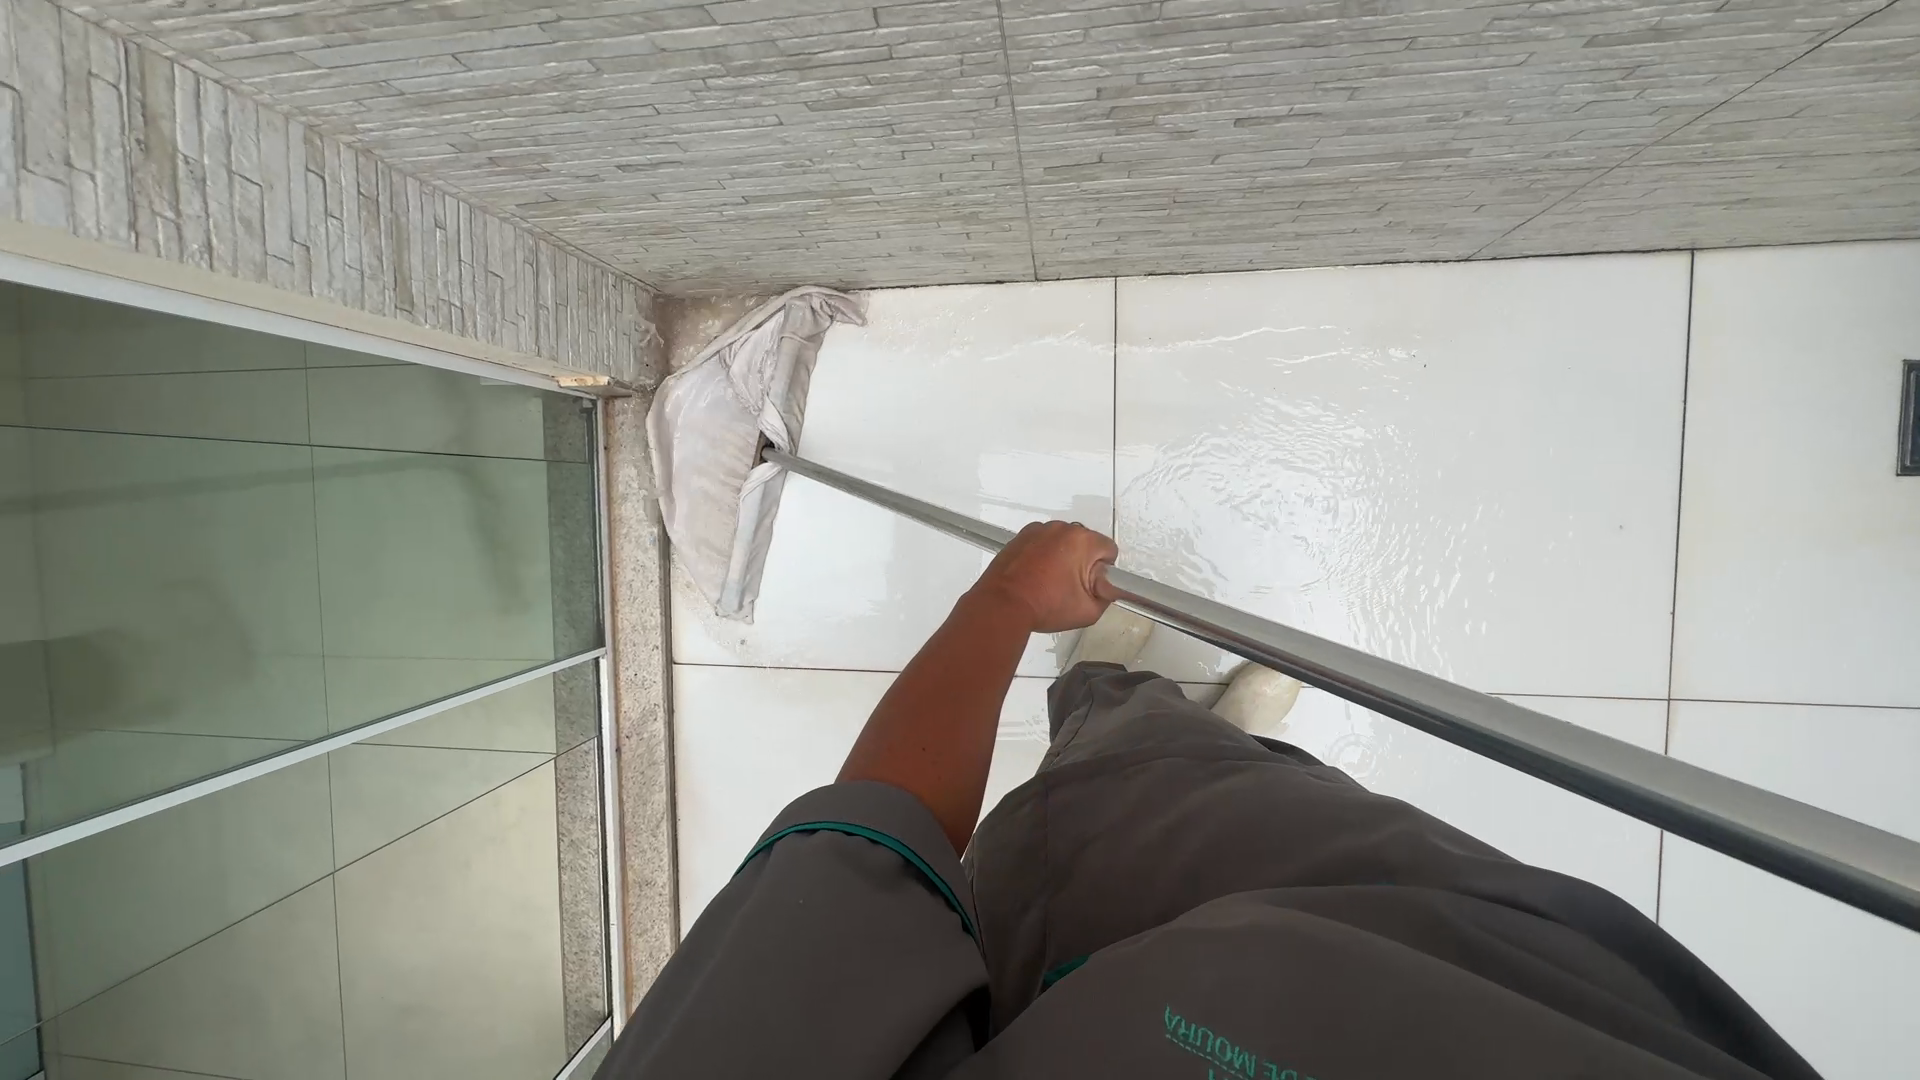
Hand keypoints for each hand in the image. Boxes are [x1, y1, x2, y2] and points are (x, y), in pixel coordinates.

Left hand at [970, 520, 1119, 632]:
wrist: (1003, 604)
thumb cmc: (1045, 606)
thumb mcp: (1089, 610)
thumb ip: (1107, 595)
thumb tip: (1106, 585)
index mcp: (1082, 540)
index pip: (1108, 549)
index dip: (1104, 570)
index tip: (1091, 584)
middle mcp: (1061, 528)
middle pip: (1085, 542)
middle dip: (1082, 561)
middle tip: (1069, 587)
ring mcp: (1038, 530)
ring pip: (1062, 541)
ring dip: (1061, 556)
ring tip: (1049, 582)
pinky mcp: (1021, 536)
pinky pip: (1042, 542)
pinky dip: (1042, 554)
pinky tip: (1036, 575)